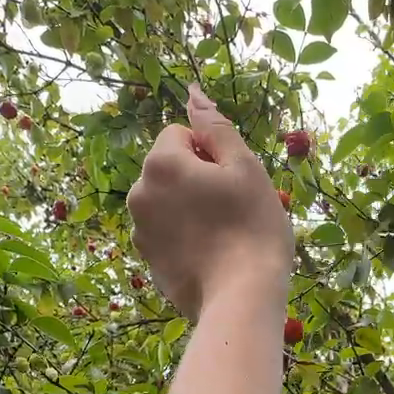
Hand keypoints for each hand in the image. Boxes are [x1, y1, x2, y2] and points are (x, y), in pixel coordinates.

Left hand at [128, 84, 292, 320]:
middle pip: (170, 171)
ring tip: (224, 239)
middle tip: (232, 212)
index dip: (210, 154)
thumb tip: (193, 94)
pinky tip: (213, 260)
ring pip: (168, 207)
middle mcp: (140, 195)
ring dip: (190, 212)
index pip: (180, 135)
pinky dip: (187, 243)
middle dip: (195, 183)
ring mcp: (142, 234)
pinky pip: (169, 240)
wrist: (242, 300)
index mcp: (161, 164)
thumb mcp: (245, 168)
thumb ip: (216, 128)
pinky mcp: (151, 266)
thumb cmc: (253, 229)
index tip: (232, 182)